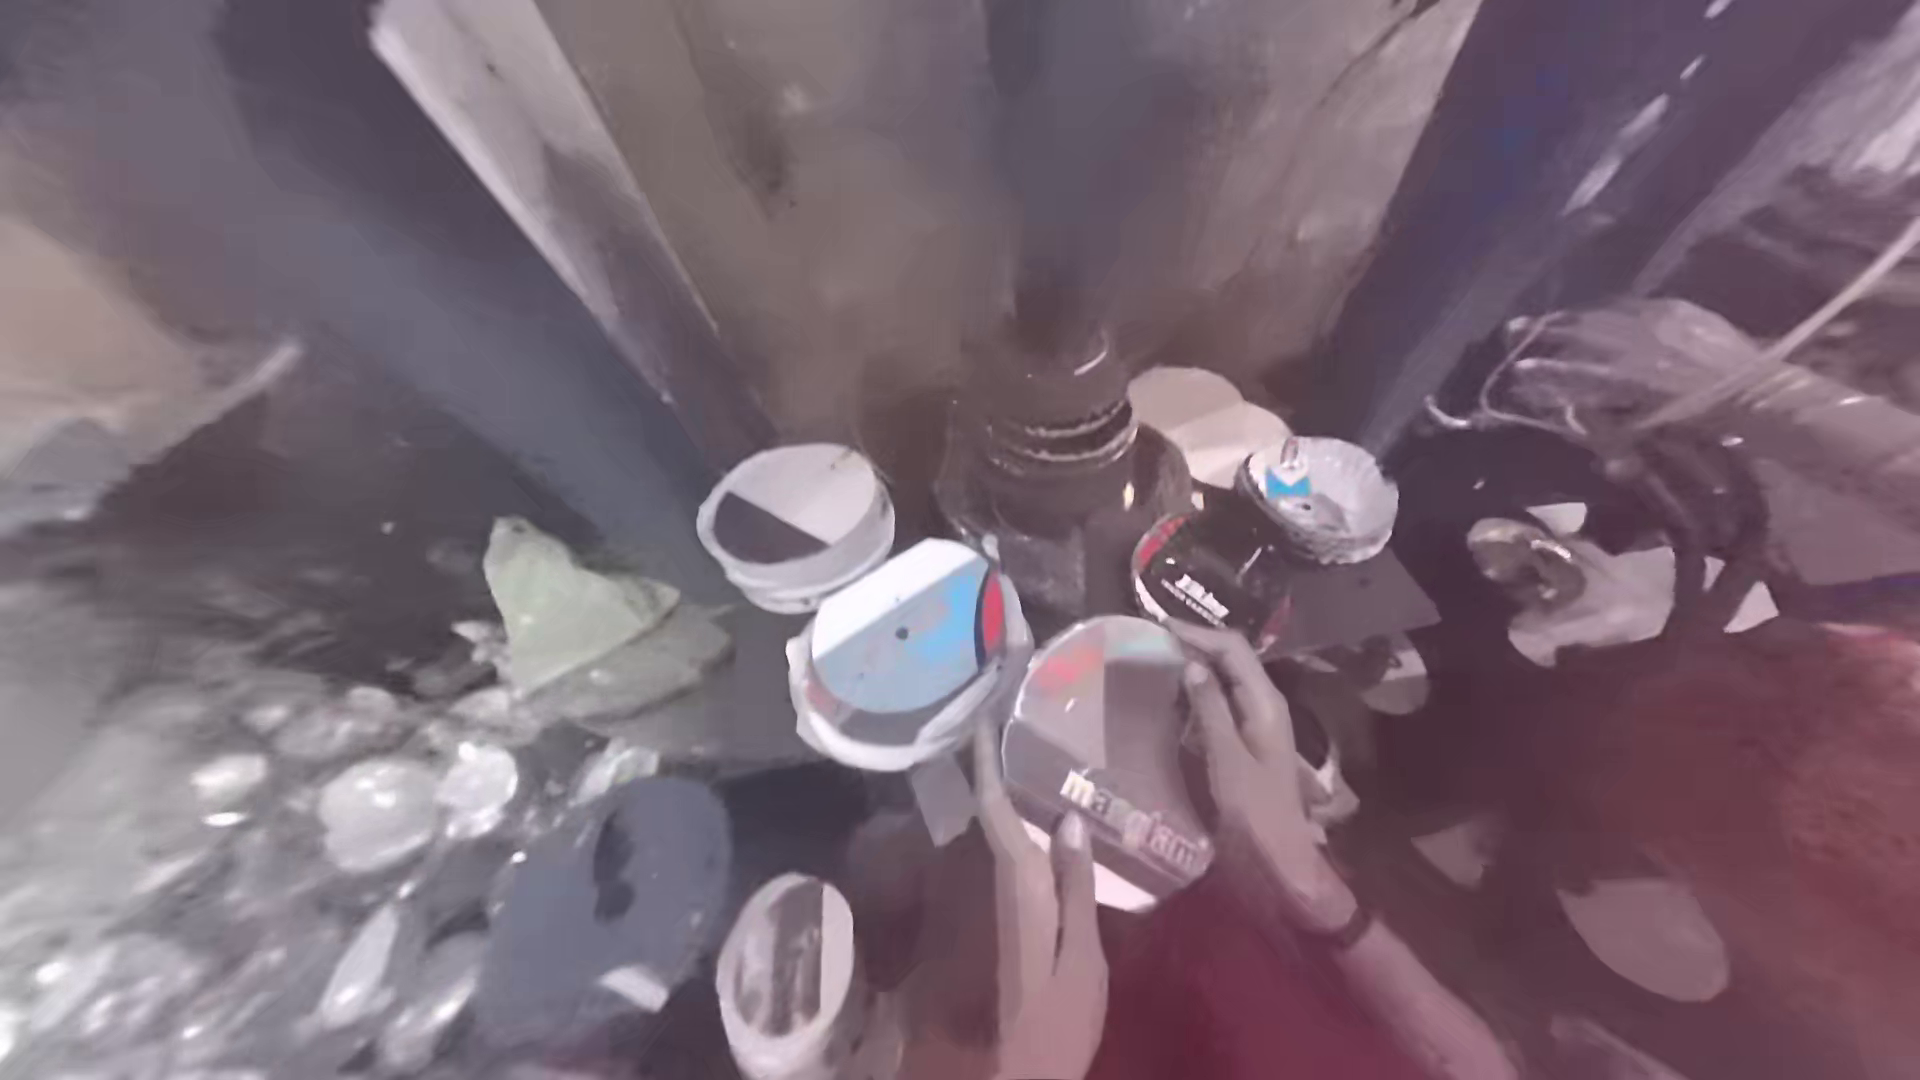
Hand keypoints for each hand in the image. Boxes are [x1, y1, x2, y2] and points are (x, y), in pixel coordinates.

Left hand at [972, 720, 1107, 1079]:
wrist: (1002, 1076)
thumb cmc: (1052, 1020)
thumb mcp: (1083, 960)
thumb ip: (1074, 885)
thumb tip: (1070, 817)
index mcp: (1016, 876)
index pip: (993, 802)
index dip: (984, 756)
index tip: (983, 714)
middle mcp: (991, 873)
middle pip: (986, 804)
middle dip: (991, 759)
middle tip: (1013, 718)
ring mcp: (987, 890)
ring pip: (990, 823)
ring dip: (999, 783)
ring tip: (1024, 747)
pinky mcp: (990, 906)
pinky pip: (998, 845)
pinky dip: (1008, 817)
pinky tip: (1032, 810)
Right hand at [1169, 621, 1355, 933]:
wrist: (1280, 859)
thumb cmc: (1255, 810)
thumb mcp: (1227, 758)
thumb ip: (1210, 708)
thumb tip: (1190, 663)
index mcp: (1264, 702)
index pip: (1232, 648)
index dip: (1198, 633)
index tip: (1159, 627)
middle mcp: (1264, 702)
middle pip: (1231, 656)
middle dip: (1195, 642)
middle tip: (1154, 639)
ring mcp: (1256, 718)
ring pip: (1226, 674)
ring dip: (1196, 661)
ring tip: (1159, 658)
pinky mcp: (1246, 734)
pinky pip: (1221, 696)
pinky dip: (1198, 686)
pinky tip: (1174, 692)